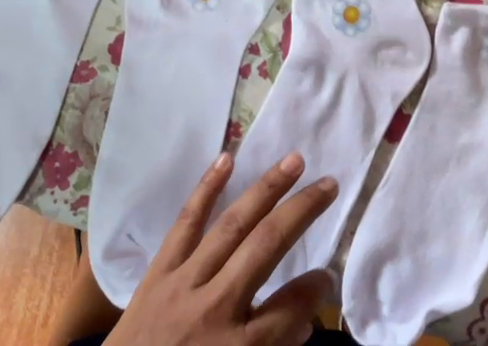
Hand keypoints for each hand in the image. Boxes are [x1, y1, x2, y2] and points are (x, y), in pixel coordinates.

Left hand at [104, 152, 337, 345]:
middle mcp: (216, 306)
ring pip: (232, 225)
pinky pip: (185, 222)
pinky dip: (206, 189)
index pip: (289, 309)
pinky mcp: (158, 269)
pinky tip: (226, 159)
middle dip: (301, 212)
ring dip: (266, 188)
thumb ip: (273, 345)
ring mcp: (184, 282)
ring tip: (293, 161)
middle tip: (329, 185)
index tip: (329, 273)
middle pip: (266, 248)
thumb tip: (306, 315)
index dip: (314, 289)